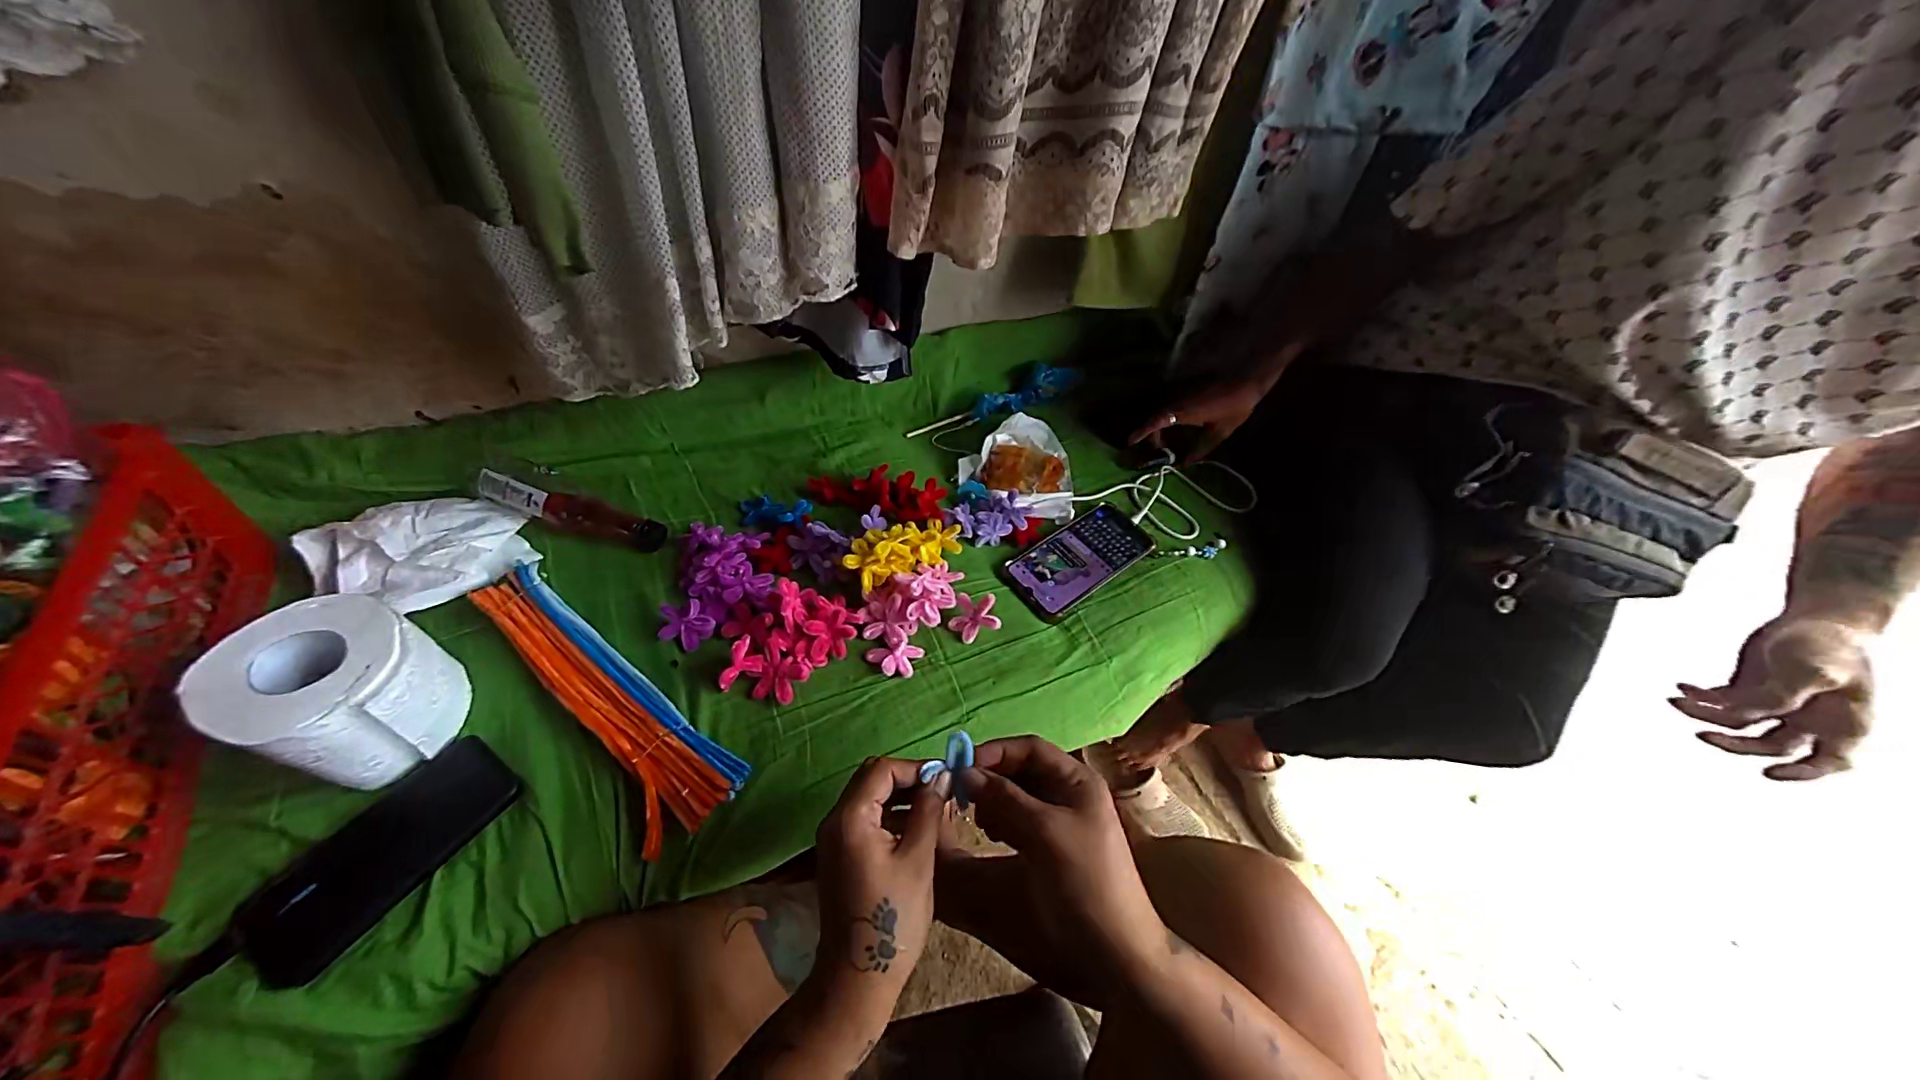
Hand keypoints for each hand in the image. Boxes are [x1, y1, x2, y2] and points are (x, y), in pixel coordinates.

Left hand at [813, 757, 946, 994]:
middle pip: (871, 779)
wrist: (858, 976)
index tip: (946, 779)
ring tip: (936, 810)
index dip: (916, 768)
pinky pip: (865, 819)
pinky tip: (917, 830)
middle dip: (908, 780)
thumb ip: (928, 811)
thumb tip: (941, 777)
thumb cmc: (893, 917)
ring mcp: (833, 838)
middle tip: (942, 792)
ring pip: (869, 798)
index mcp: (850, 818)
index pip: (881, 769)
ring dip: (901, 797)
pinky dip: (890, 816)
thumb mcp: (919, 858)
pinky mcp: (839, 854)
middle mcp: (834, 821)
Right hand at [942, 737, 1165, 985]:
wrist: (1117, 953)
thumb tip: (966, 772)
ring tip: (979, 821)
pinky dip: (1001, 822)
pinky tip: (990, 835)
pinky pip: (1019, 822)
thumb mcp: (1044, 832)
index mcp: (1077, 781)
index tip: (961, 768)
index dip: (995, 752)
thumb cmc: (1085, 882)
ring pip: (1018, 797)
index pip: (1030, 748)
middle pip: (1022, 771)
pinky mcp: (1052, 850)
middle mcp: (1070, 795)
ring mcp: (1062, 823)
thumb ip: (1005, 798)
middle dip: (992, 778)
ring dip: (994, 801)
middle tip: (964, 798)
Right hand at [1128, 377, 1265, 461]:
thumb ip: (1201, 448)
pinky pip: (1170, 399)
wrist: (1250, 371)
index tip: (1130, 442)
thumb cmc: (1236, 402)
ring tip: (1164, 437)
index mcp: (1180, 410)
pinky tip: (1176, 420)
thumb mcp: (1221, 430)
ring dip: (1158, 422)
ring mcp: (1179, 388)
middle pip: (1153, 415)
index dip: (1139, 433)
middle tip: (1157, 448)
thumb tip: (1185, 462)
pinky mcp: (1186, 382)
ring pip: (1160, 407)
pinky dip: (1168, 412)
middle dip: (1150, 432)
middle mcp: (1175, 397)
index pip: (1153, 422)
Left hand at [1670, 615, 1872, 779]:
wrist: (1818, 618)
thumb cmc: (1829, 644)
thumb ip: (1785, 695)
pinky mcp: (1752, 689)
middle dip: (1734, 743)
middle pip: (1769, 745)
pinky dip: (1700, 697)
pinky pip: (1721, 701)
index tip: (1769, 773)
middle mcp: (1808, 719)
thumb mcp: (1814, 670)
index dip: (1802, 773)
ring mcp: (1777, 705)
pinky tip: (1682, 687)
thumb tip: (1757, 714)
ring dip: (1705, 714)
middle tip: (1702, 734)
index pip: (1829, 761)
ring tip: (1677, 701)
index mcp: (1841, 723)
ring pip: (1738, 723)